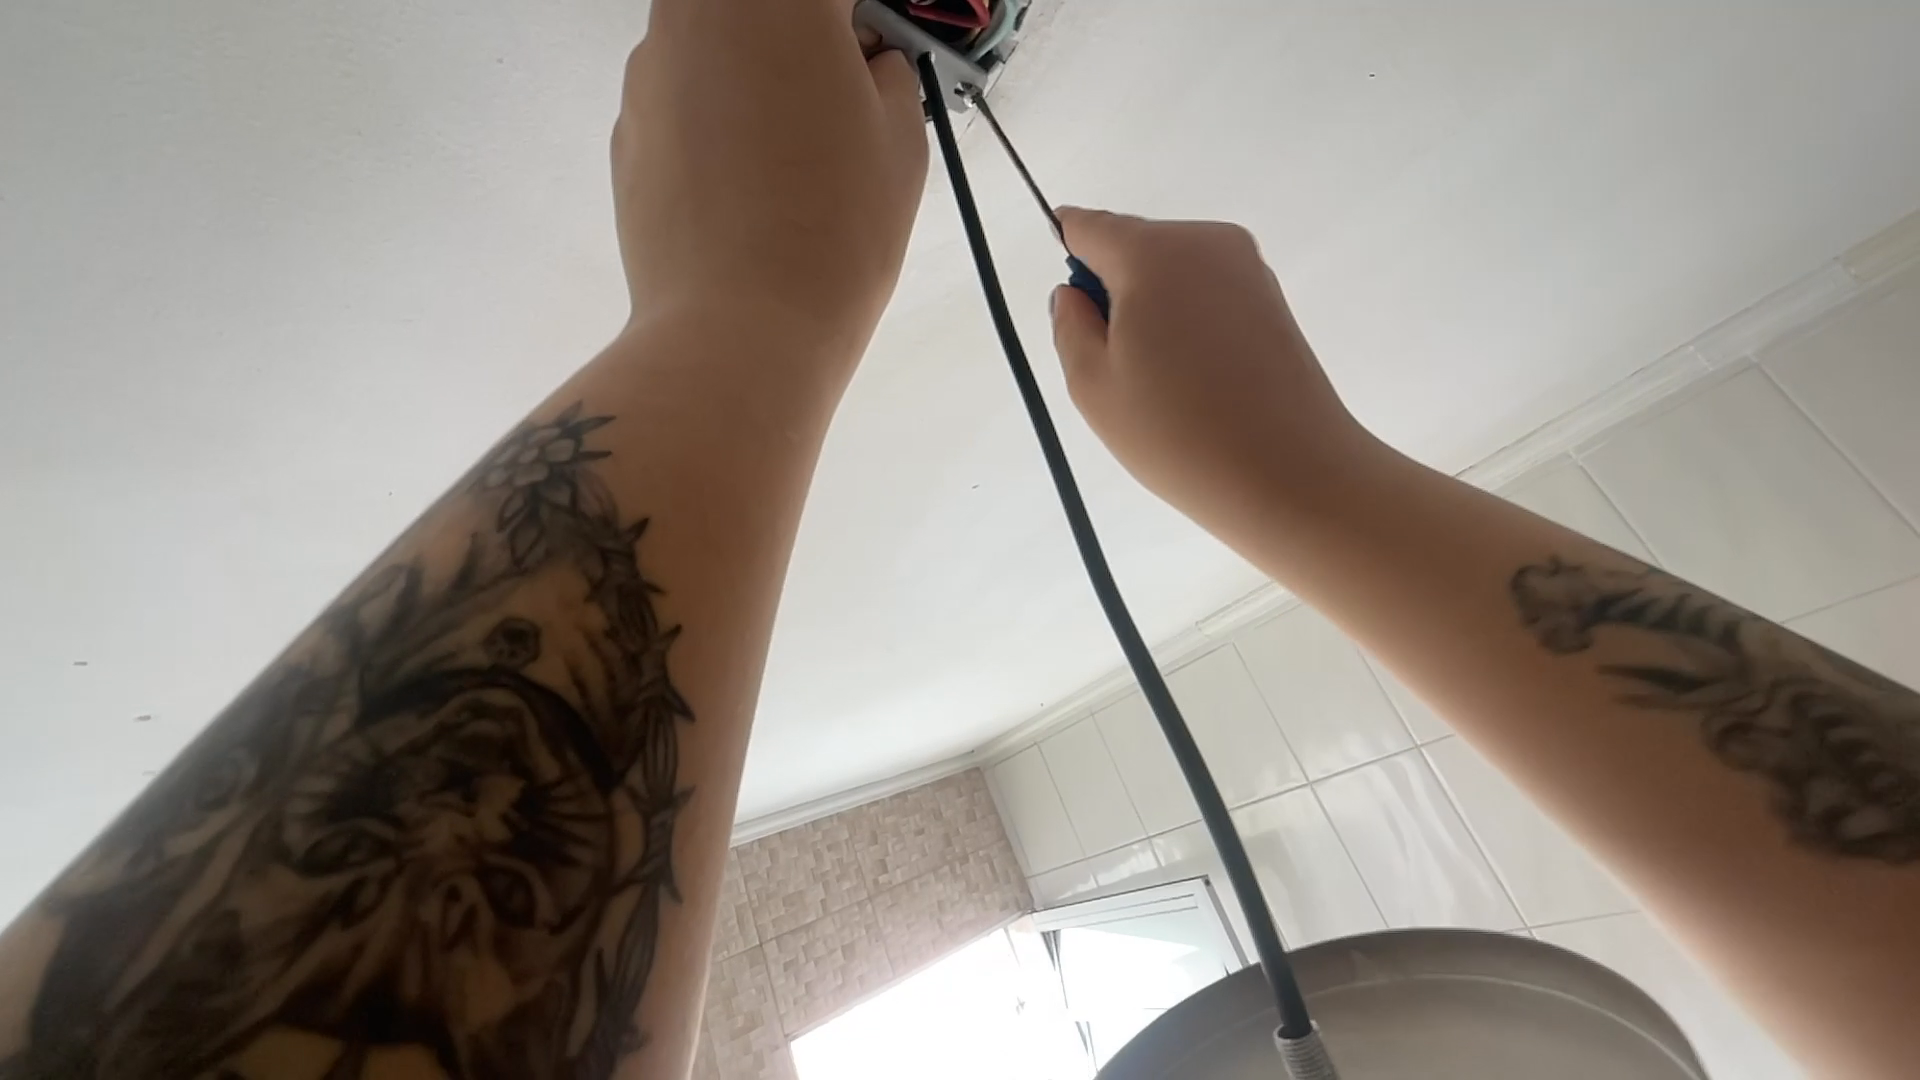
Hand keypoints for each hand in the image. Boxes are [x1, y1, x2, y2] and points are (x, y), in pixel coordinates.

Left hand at [615, 0, 929, 356]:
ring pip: (717, 54)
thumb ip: (891, 77)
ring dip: (757, 89)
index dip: (859, 27)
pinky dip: (715, 133)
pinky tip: (743, 202)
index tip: (871, 66)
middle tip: (834, 116)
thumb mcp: (901, 145)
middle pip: (761, 13)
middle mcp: (695, 10)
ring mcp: (647, 73)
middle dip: (804, 49)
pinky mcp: (625, 135)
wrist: (744, 333)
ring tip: (788, 178)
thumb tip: (869, 66)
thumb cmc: (837, 235)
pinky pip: (683, 110)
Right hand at [1050, 209, 1387, 530]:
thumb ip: (1069, 325)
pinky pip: (1205, 294)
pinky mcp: (1272, 300)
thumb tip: (1074, 294)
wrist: (1289, 474)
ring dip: (1150, 312)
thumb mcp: (1092, 385)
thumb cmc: (1176, 433)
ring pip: (1170, 273)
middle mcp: (1206, 241)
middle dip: (1112, 294)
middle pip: (1133, 247)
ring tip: (1160, 384)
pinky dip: (1186, 325)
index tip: (1069, 308)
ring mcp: (1247, 268)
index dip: (1066, 256)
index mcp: (1153, 252)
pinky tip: (1194, 382)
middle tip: (1116, 369)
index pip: (1088, 226)